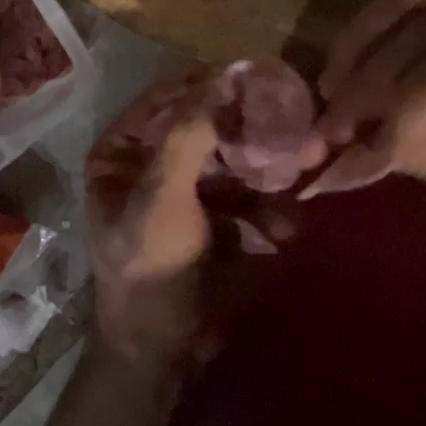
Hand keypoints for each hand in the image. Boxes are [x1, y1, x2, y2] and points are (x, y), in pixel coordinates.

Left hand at [88, 72, 294, 360]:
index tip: (251, 75)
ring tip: (303, 165)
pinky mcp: (219, 222)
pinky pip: (250, 197)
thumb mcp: (162, 196)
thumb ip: (189, 135)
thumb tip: (223, 77)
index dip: (205, 85)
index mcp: (122, 152)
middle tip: (290, 121)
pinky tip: (285, 227)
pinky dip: (271, 207)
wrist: (163, 350)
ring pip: (235, 161)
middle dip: (249, 129)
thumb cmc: (148, 266)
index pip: (165, 99)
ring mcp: (188, 193)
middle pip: (206, 127)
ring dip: (268, 168)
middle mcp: (152, 164)